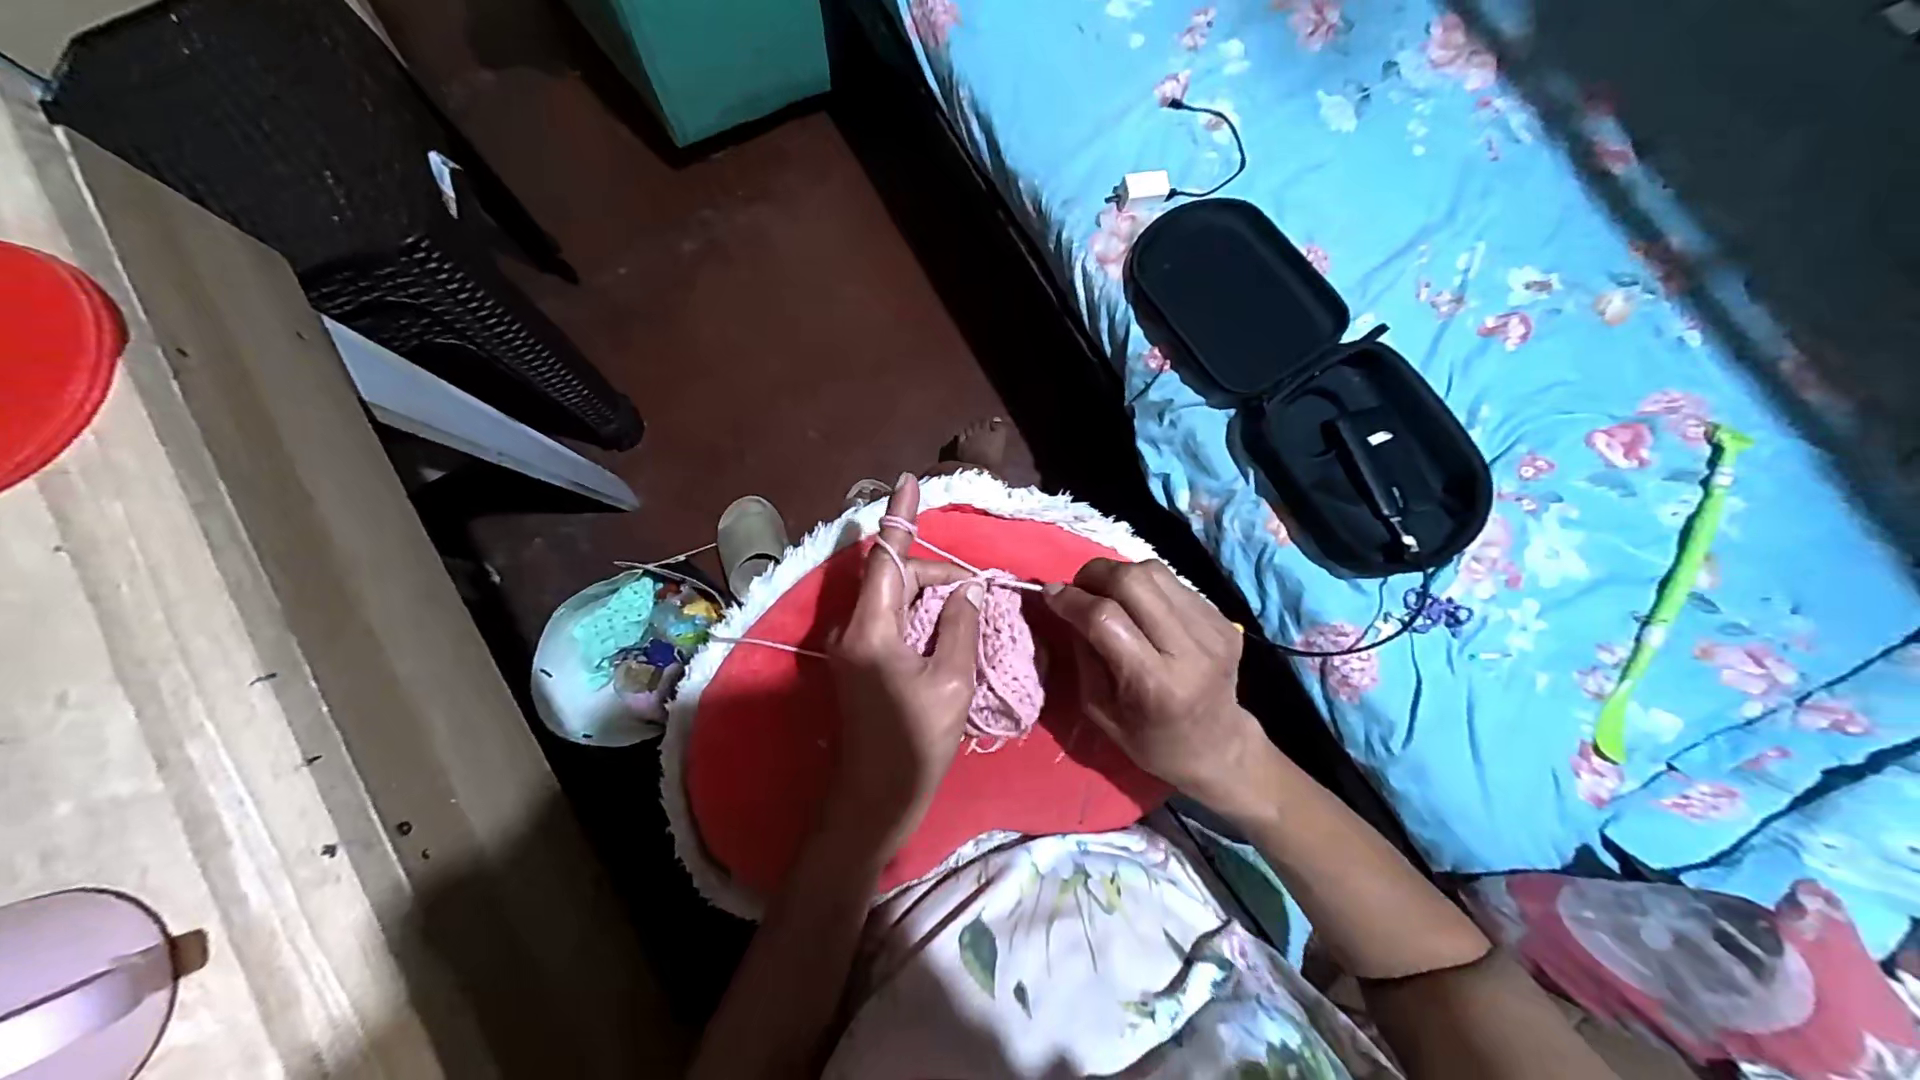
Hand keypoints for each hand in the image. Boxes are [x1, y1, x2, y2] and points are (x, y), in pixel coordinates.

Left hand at [826, 475, 982, 854]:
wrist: (875, 796)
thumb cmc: (916, 743)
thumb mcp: (952, 681)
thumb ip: (959, 625)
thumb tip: (966, 590)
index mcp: (873, 629)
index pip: (888, 558)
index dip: (902, 518)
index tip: (909, 482)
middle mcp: (854, 628)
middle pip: (896, 577)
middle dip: (937, 573)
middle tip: (977, 590)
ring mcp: (852, 644)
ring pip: (894, 597)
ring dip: (929, 593)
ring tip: (966, 603)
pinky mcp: (858, 659)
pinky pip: (891, 618)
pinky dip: (919, 612)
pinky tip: (945, 621)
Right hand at [1043, 559, 1277, 815]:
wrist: (1217, 747)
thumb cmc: (1149, 739)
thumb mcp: (1099, 708)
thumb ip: (1083, 652)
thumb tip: (1065, 602)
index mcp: (1155, 683)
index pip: (1106, 618)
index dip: (1072, 600)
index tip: (1050, 594)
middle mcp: (1190, 650)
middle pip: (1133, 581)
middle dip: (1095, 574)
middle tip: (1079, 588)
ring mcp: (1212, 630)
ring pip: (1154, 571)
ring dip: (1119, 574)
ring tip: (1106, 592)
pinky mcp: (1222, 619)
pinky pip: (1172, 583)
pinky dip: (1146, 587)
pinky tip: (1139, 607)